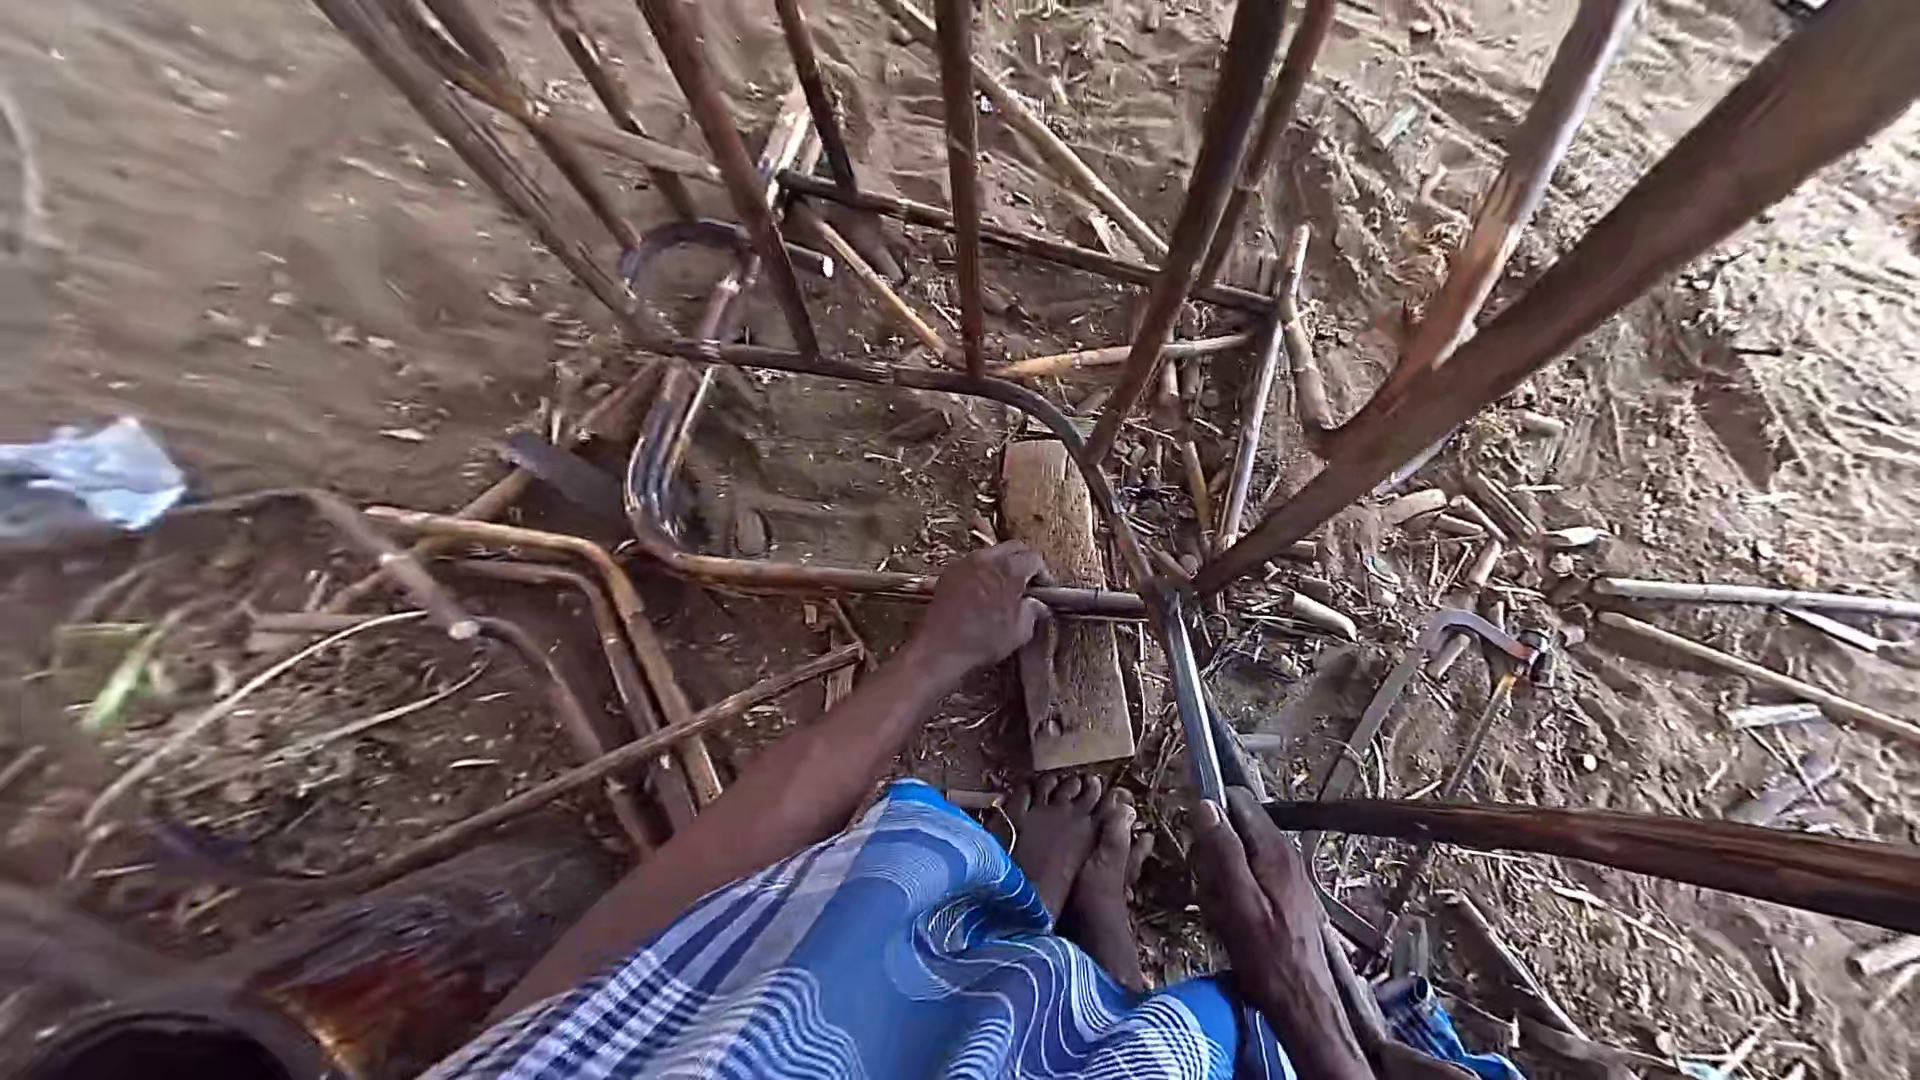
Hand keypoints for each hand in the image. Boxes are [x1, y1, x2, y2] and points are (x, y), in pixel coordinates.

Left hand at [910, 542, 1049, 679]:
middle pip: (1014, 548)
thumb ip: (1033, 610)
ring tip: (1004, 589)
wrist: (940, 648)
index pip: (1034, 558)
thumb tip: (1035, 603)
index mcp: (1008, 569)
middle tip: (1027, 584)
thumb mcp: (1020, 630)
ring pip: (992, 553)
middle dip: (1024, 563)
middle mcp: (986, 558)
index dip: (1043, 574)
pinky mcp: (950, 571)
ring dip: (1002, 565)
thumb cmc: (982, 640)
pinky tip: (983, 593)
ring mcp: (965, 562)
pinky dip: (983, 571)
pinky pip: (973, 563)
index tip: (1042, 589)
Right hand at [1193, 791, 1431, 1079]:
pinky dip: (1231, 888)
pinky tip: (1229, 916)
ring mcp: (1285, 874)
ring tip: (1217, 905)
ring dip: (1218, 871)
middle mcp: (1283, 853)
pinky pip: (1246, 874)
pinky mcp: (1283, 894)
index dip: (1211, 807)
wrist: (1303, 1006)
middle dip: (1212, 847)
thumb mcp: (1237, 899)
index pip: (1238, 798)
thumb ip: (1222, 849)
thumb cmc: (1267, 953)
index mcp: (1273, 847)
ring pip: (1237, 851)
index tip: (1193, 830)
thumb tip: (1206, 804)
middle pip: (1234, 825)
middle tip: (1207, 881)